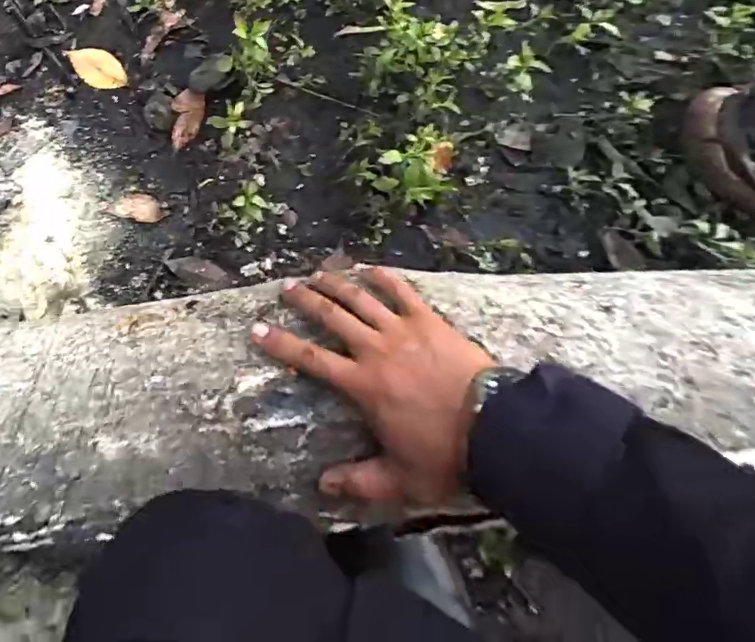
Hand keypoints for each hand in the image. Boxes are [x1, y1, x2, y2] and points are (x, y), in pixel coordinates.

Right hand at [252, 266, 497, 504]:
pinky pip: (401, 291)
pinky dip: (383, 277)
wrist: (497, 429)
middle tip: (287, 287)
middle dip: (305, 300)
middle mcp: (374, 350)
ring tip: (317, 273)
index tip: (257, 329)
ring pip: (360, 299)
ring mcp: (401, 330)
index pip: (310, 359)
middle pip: (331, 316)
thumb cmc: (445, 454)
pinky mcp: (428, 320)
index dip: (280, 344)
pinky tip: (369, 267)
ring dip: (335, 283)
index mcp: (362, 384)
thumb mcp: (400, 478)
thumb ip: (360, 481)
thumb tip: (323, 486)